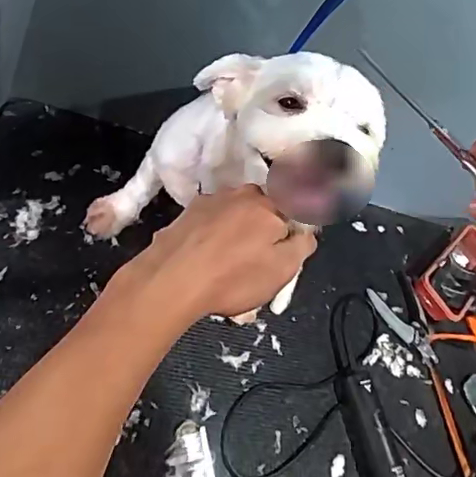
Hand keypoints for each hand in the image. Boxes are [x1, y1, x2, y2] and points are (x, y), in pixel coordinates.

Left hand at [106, 185, 315, 322]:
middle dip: (270, 225)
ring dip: (241, 230)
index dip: (301, 216)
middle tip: (266, 256)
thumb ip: (302, 246)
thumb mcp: (283, 270)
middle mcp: (242, 194)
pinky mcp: (187, 213)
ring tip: (235, 263)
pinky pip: (213, 221)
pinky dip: (216, 234)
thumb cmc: (231, 278)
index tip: (298, 234)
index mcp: (270, 205)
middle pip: (266, 206)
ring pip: (236, 213)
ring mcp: (212, 201)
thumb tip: (306, 233)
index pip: (297, 200)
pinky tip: (210, 258)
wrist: (169, 281)